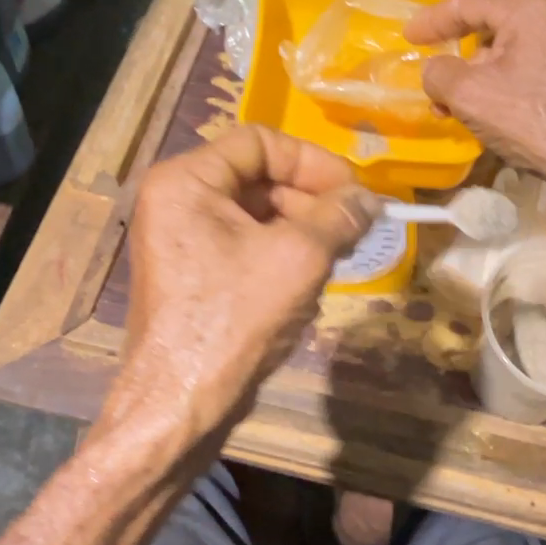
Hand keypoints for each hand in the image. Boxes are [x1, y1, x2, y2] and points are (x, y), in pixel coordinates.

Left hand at [102, 125, 380, 460]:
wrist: (181, 403)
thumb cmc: (234, 320)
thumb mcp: (299, 258)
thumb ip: (339, 217)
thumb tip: (370, 200)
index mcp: (186, 181)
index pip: (259, 141)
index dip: (312, 161)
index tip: (353, 192)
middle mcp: (176, 202)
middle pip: (258, 177)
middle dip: (311, 201)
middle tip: (354, 228)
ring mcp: (181, 240)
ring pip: (256, 215)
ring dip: (302, 232)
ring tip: (337, 259)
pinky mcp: (192, 275)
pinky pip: (244, 246)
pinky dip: (281, 256)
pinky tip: (308, 286)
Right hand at [405, 0, 545, 190]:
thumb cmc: (531, 121)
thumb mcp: (468, 95)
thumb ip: (438, 73)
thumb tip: (434, 70)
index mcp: (530, 6)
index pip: (468, 2)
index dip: (432, 20)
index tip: (408, 36)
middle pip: (491, 14)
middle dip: (457, 39)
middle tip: (431, 49)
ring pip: (510, 39)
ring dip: (477, 64)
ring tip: (452, 97)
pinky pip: (530, 55)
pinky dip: (502, 72)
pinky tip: (486, 101)